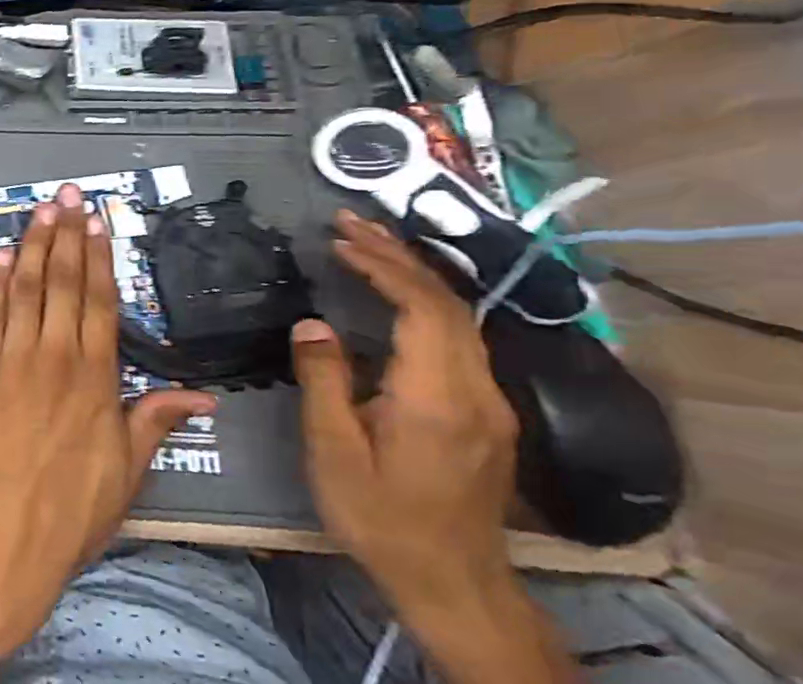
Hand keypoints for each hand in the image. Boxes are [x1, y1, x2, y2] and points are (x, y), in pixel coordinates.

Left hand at [0, 183, 216, 649]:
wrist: (5, 529)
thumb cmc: (72, 505)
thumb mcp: (128, 469)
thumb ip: (156, 420)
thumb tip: (203, 396)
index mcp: (96, 375)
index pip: (99, 300)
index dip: (98, 256)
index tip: (97, 222)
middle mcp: (55, 355)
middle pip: (62, 282)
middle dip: (65, 235)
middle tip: (67, 197)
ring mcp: (13, 358)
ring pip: (25, 289)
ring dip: (32, 246)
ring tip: (39, 212)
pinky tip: (1, 256)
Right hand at [291, 211, 520, 611]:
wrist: (451, 580)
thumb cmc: (379, 515)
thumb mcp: (333, 451)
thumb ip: (325, 381)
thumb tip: (312, 323)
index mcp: (437, 397)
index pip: (423, 309)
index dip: (383, 266)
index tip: (340, 240)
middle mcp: (476, 390)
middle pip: (447, 303)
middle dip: (398, 255)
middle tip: (349, 222)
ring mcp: (489, 401)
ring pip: (459, 318)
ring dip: (414, 274)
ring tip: (368, 244)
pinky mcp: (486, 412)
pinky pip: (459, 338)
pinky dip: (425, 302)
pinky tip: (397, 293)